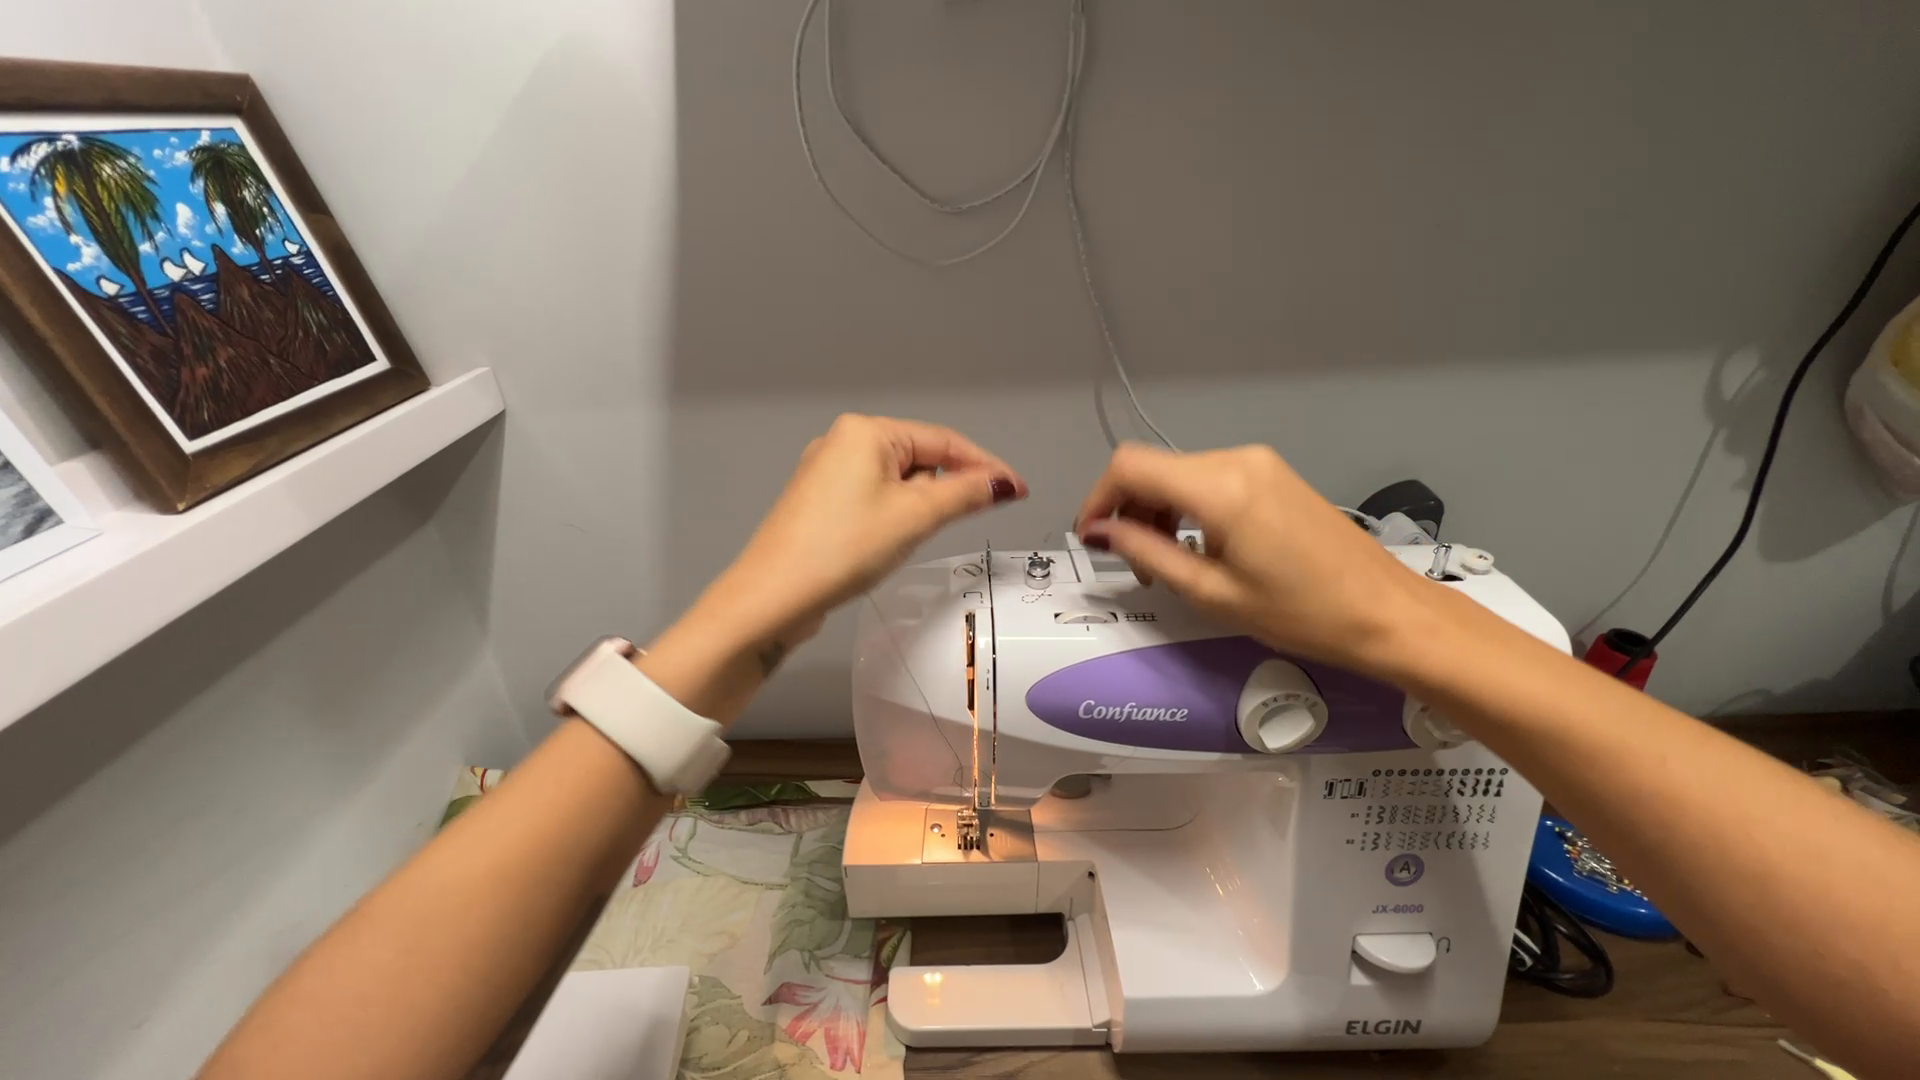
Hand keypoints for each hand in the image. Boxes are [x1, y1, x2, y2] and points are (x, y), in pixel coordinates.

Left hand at [695, 414, 1026, 658]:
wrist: (774, 596)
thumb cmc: (846, 548)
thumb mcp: (916, 517)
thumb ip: (964, 494)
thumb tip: (1004, 483)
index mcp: (866, 431)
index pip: (944, 440)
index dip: (986, 466)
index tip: (1019, 491)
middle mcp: (843, 442)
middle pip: (920, 457)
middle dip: (952, 485)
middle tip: (981, 514)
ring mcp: (827, 473)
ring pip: (897, 481)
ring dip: (924, 503)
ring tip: (931, 532)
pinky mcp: (819, 503)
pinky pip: (874, 497)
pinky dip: (898, 513)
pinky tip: (896, 539)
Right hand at [1074, 442, 1429, 674]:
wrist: (1388, 613)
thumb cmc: (1300, 614)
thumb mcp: (1212, 592)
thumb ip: (1148, 553)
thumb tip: (1100, 532)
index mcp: (1219, 487)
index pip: (1130, 467)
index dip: (1098, 500)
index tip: (1092, 541)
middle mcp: (1236, 459)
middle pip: (1153, 468)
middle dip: (1128, 510)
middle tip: (1133, 565)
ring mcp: (1259, 463)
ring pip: (1179, 473)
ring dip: (1157, 511)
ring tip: (1165, 563)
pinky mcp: (1273, 475)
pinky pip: (1209, 479)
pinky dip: (1187, 508)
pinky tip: (1198, 546)